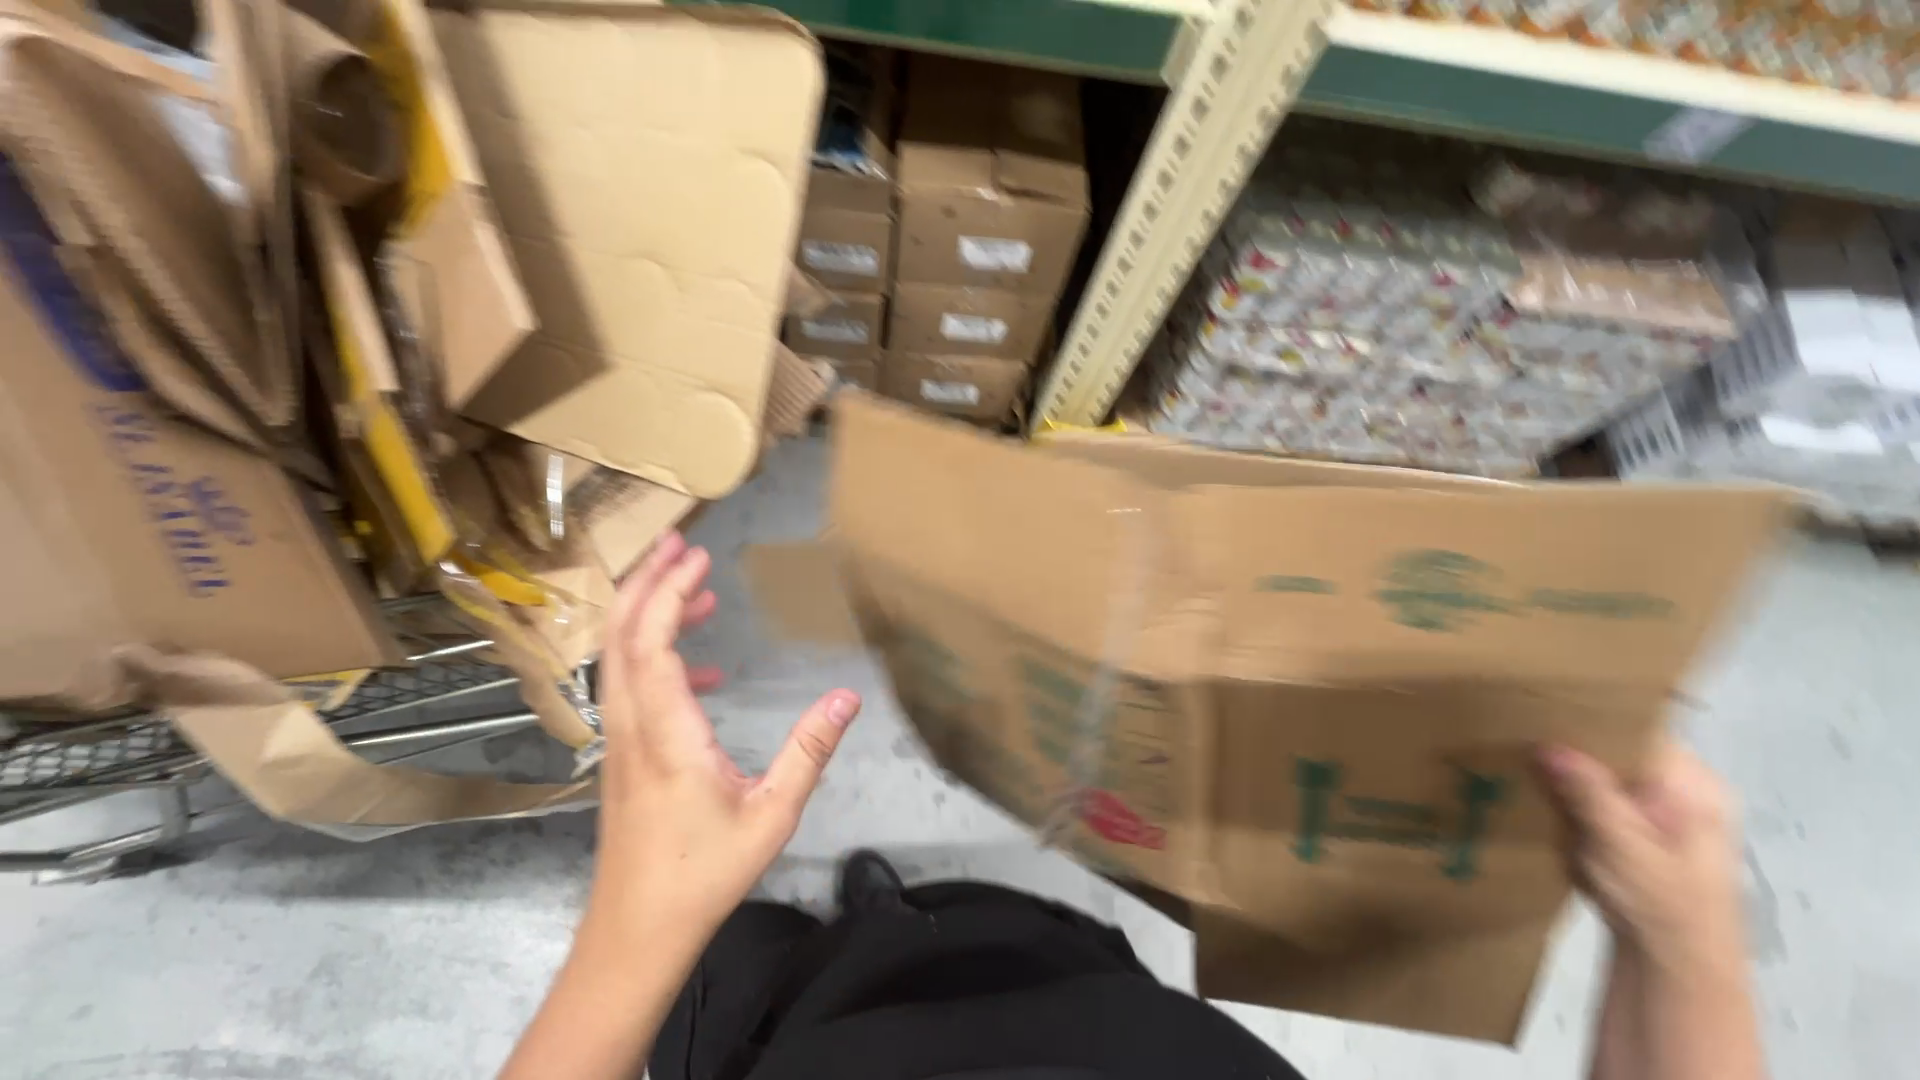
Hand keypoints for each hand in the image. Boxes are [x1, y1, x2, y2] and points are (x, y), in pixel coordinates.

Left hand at [588, 531, 861, 937]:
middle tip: (678, 543)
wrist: (637, 930)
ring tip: (691, 586)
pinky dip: (656, 658)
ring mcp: (620, 739)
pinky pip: (630, 687)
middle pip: (622, 634)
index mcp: (666, 730)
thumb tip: (846, 696)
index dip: (671, 591)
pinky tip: (702, 670)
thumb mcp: (773, 812)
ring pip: (618, 657)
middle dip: (646, 581)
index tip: (698, 556)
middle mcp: (632, 724)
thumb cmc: (704, 872)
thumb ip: (810, 749)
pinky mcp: (623, 755)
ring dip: (646, 613)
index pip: (654, 640)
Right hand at [1537, 739, 1743, 966]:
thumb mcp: (1622, 845)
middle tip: (1524, 736)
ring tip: (1525, 759)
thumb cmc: (1660, 902)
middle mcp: (1685, 788)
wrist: (1674, 965)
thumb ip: (1589, 793)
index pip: (1640, 730)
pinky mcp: (1640, 827)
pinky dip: (1573, 793)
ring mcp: (1663, 808)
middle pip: (1621, 748)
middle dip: (1574, 745)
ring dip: (1569, 771)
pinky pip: (1601, 793)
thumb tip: (1549, 745)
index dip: (1593, 719)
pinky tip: (1543, 794)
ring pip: (1606, 771)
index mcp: (1696, 785)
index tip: (1545, 713)